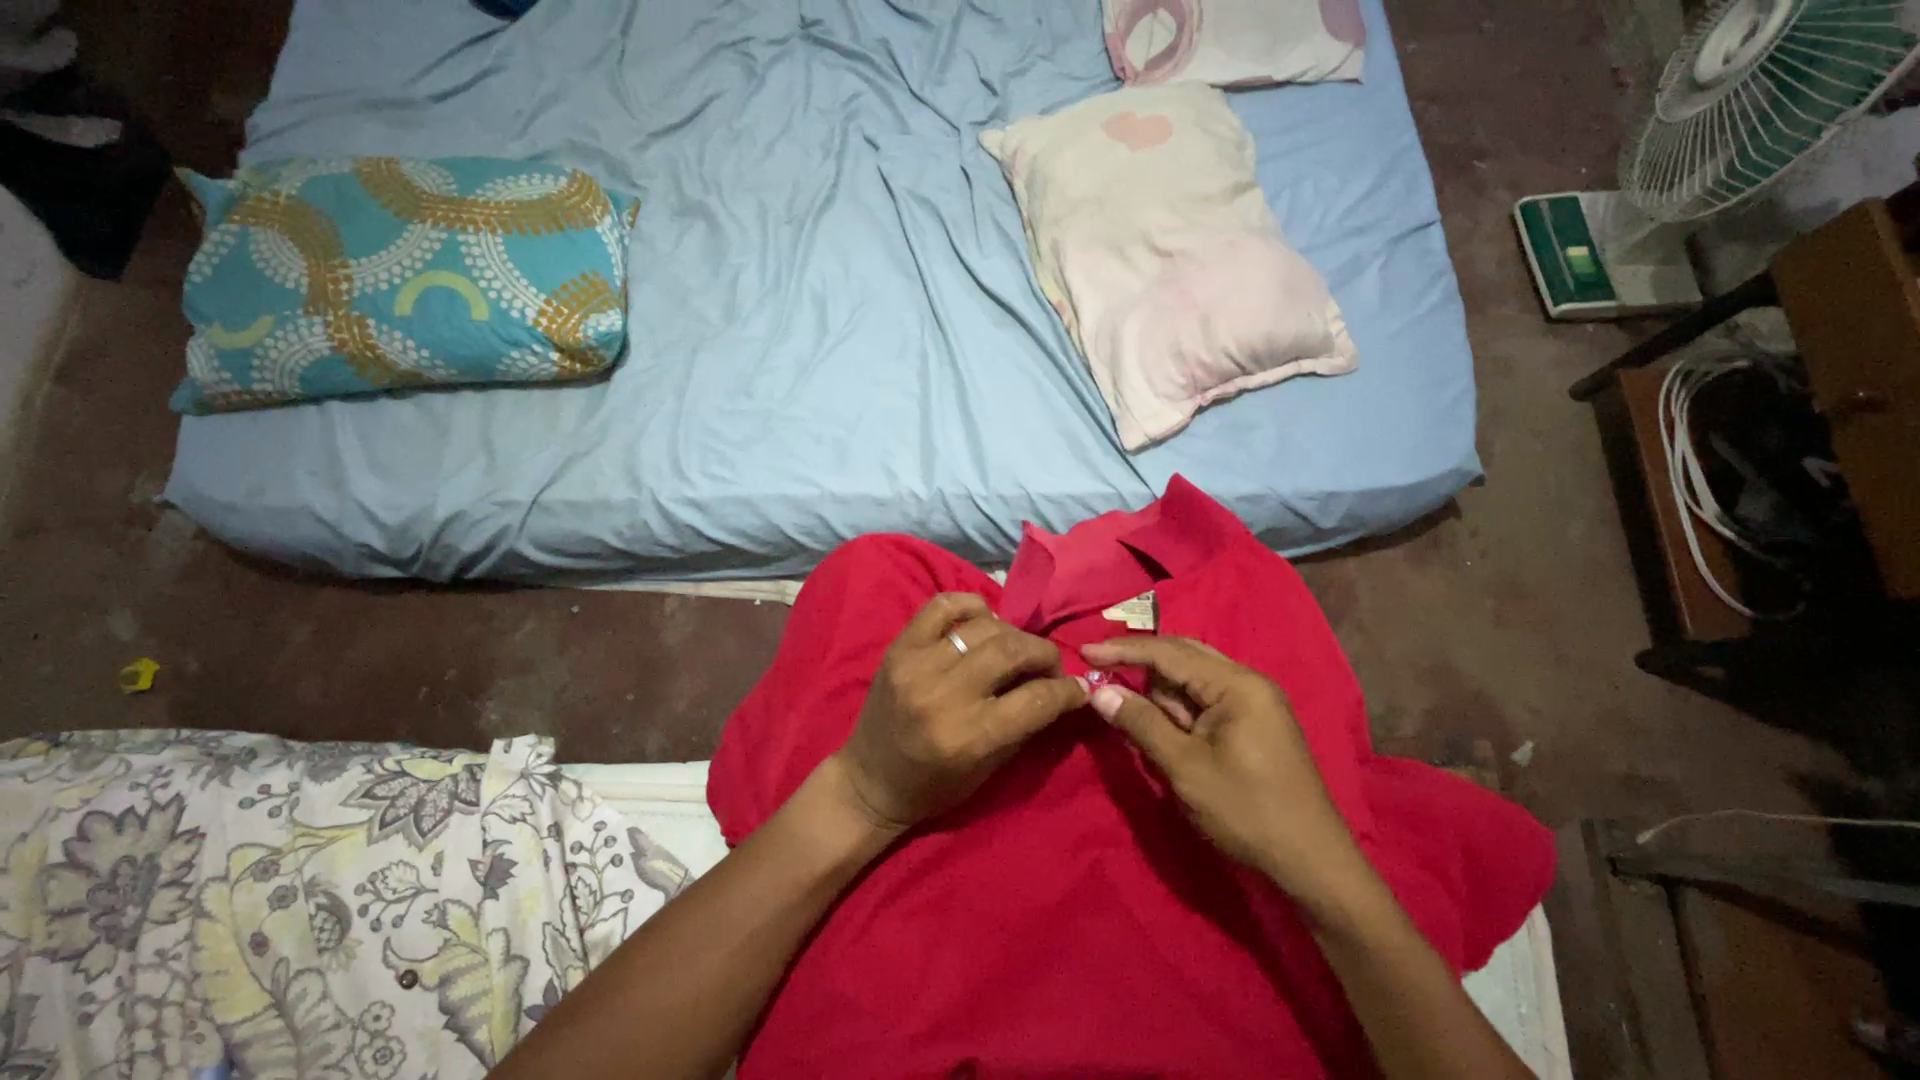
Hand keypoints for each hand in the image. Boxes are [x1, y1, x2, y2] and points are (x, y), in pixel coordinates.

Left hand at [832, 593, 1087, 833]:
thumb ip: (1025, 727)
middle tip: (1050, 667)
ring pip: (984, 626)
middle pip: (1014, 651)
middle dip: (1045, 655)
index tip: (1079, 689)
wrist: (868, 782)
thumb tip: (1062, 690)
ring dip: (1013, 634)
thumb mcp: (988, 770)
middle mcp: (942, 695)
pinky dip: (972, 606)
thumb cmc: (933, 788)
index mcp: (967, 737)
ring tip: (1016, 650)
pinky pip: (943, 606)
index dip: (1069, 691)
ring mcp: (917, 665)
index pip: (1037, 699)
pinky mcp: (899, 647)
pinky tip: (983, 623)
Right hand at [1082, 637, 1371, 916]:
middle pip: (1184, 658)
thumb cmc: (1246, 811)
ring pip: (1193, 682)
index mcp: (1237, 684)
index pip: (1169, 652)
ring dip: (1160, 697)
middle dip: (1141, 669)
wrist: (1310, 861)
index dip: (1123, 651)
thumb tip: (1099, 691)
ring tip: (1130, 716)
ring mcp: (1255, 704)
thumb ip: (1141, 723)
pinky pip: (1207, 703)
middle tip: (1099, 676)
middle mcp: (1249, 683)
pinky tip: (1162, 730)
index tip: (1082, 653)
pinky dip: (1179, 713)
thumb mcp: (1185, 768)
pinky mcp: (1255, 726)